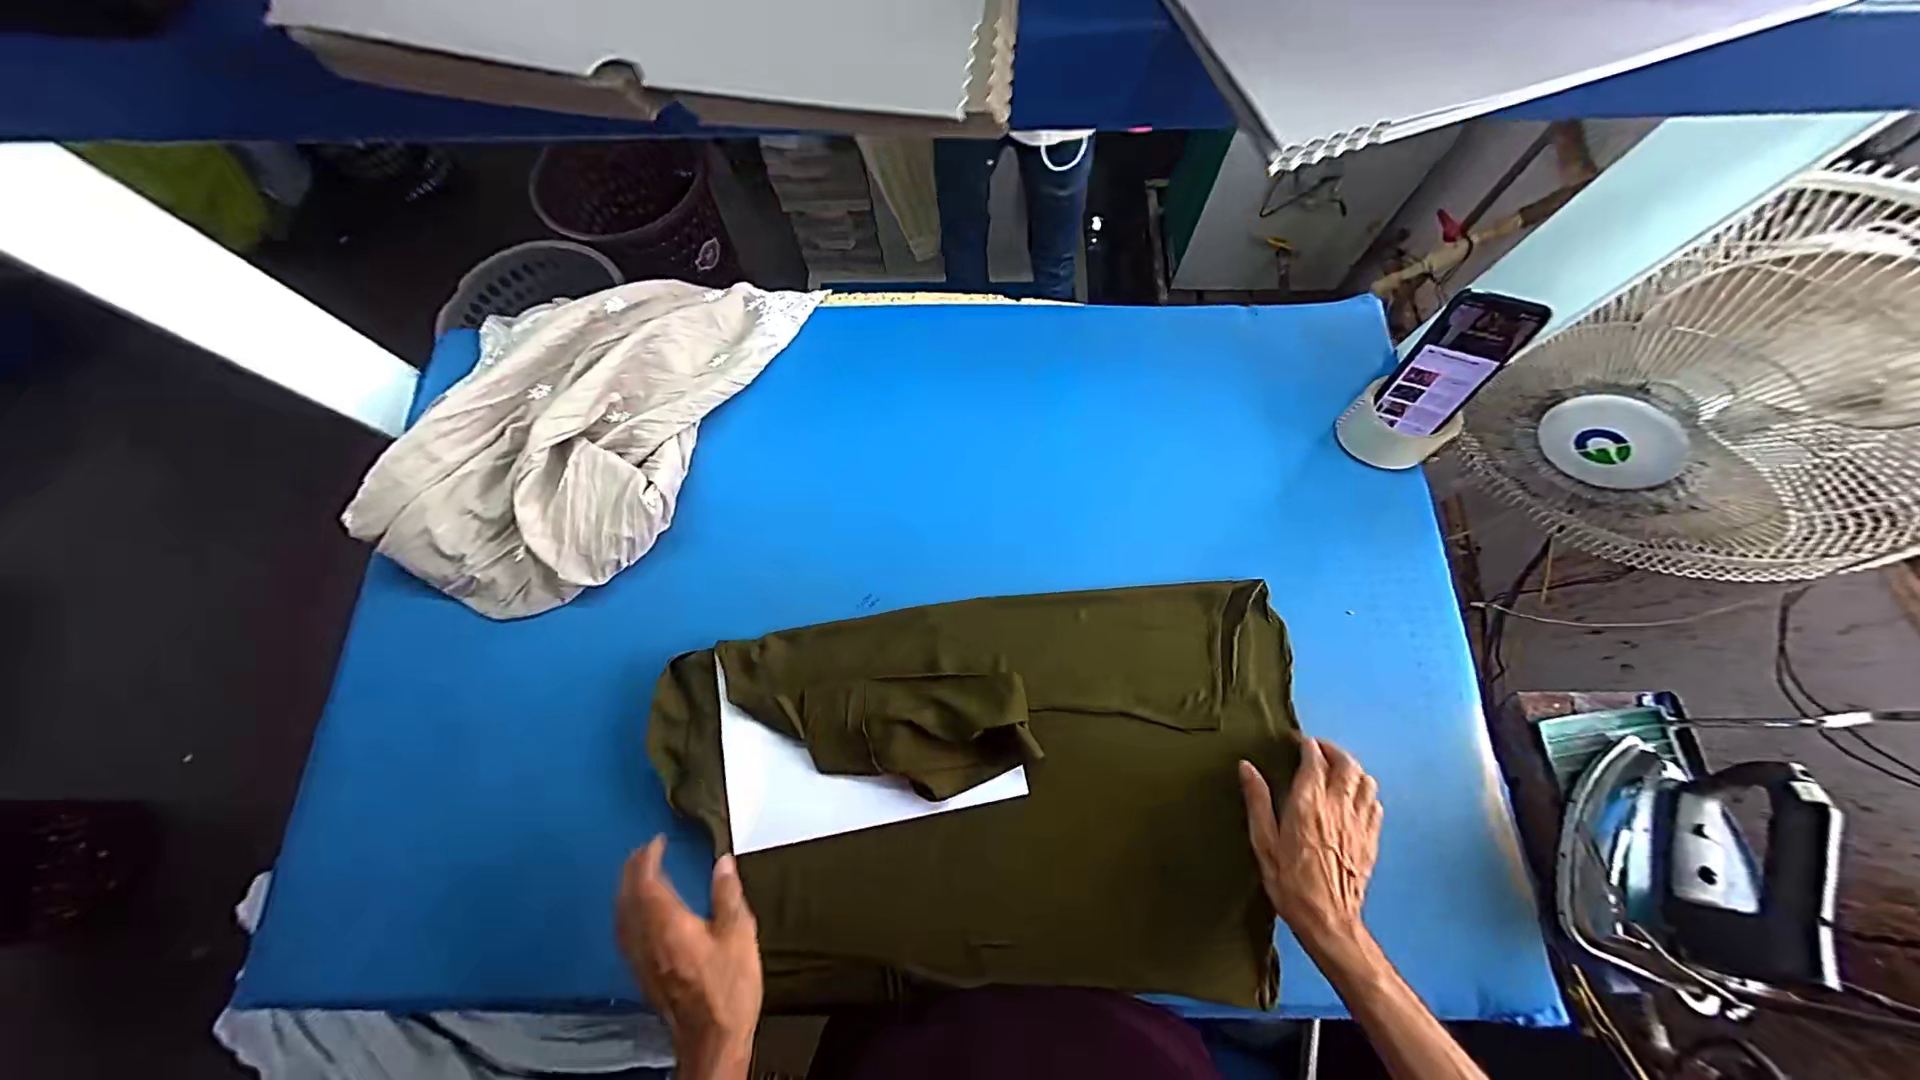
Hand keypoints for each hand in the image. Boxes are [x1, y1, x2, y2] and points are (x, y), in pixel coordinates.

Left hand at [616, 836, 761, 1079]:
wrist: (713, 1040)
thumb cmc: (729, 987)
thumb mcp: (739, 933)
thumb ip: (727, 894)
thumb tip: (722, 863)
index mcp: (670, 926)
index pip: (648, 884)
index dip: (648, 859)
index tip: (656, 842)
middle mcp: (648, 942)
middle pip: (629, 900)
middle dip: (632, 872)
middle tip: (642, 852)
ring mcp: (642, 962)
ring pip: (623, 918)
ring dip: (627, 892)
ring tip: (636, 875)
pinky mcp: (644, 977)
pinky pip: (626, 935)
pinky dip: (628, 914)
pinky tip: (637, 915)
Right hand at [1239, 738, 1381, 945]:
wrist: (1328, 920)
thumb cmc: (1288, 880)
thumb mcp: (1263, 840)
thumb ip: (1257, 800)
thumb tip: (1247, 766)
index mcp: (1308, 803)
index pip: (1315, 760)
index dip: (1307, 745)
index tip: (1297, 741)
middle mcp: (1338, 806)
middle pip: (1347, 764)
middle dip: (1333, 750)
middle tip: (1317, 749)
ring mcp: (1359, 823)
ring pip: (1366, 781)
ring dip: (1351, 768)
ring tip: (1336, 768)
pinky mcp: (1372, 839)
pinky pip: (1375, 804)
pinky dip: (1365, 791)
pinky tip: (1354, 796)